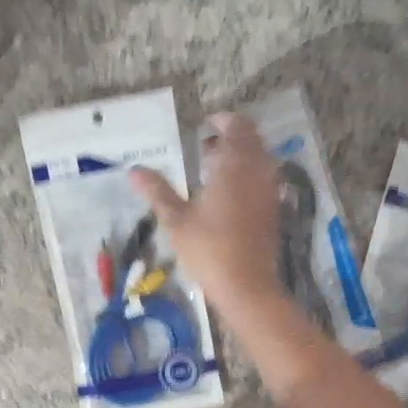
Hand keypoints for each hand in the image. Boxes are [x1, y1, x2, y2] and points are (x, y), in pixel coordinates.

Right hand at [132, 113, 283, 313]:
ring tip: (215, 171)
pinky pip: (264, 181)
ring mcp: (270, 192)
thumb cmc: (209, 250)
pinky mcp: (274, 211)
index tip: (206, 124)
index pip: (237, 126)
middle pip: (252, 140)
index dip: (223, 121)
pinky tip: (229, 196)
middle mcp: (258, 172)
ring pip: (260, 161)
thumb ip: (158, 192)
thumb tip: (133, 171)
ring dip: (241, 158)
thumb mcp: (176, 221)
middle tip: (206, 147)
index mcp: (235, 165)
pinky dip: (249, 177)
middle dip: (231, 138)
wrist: (247, 287)